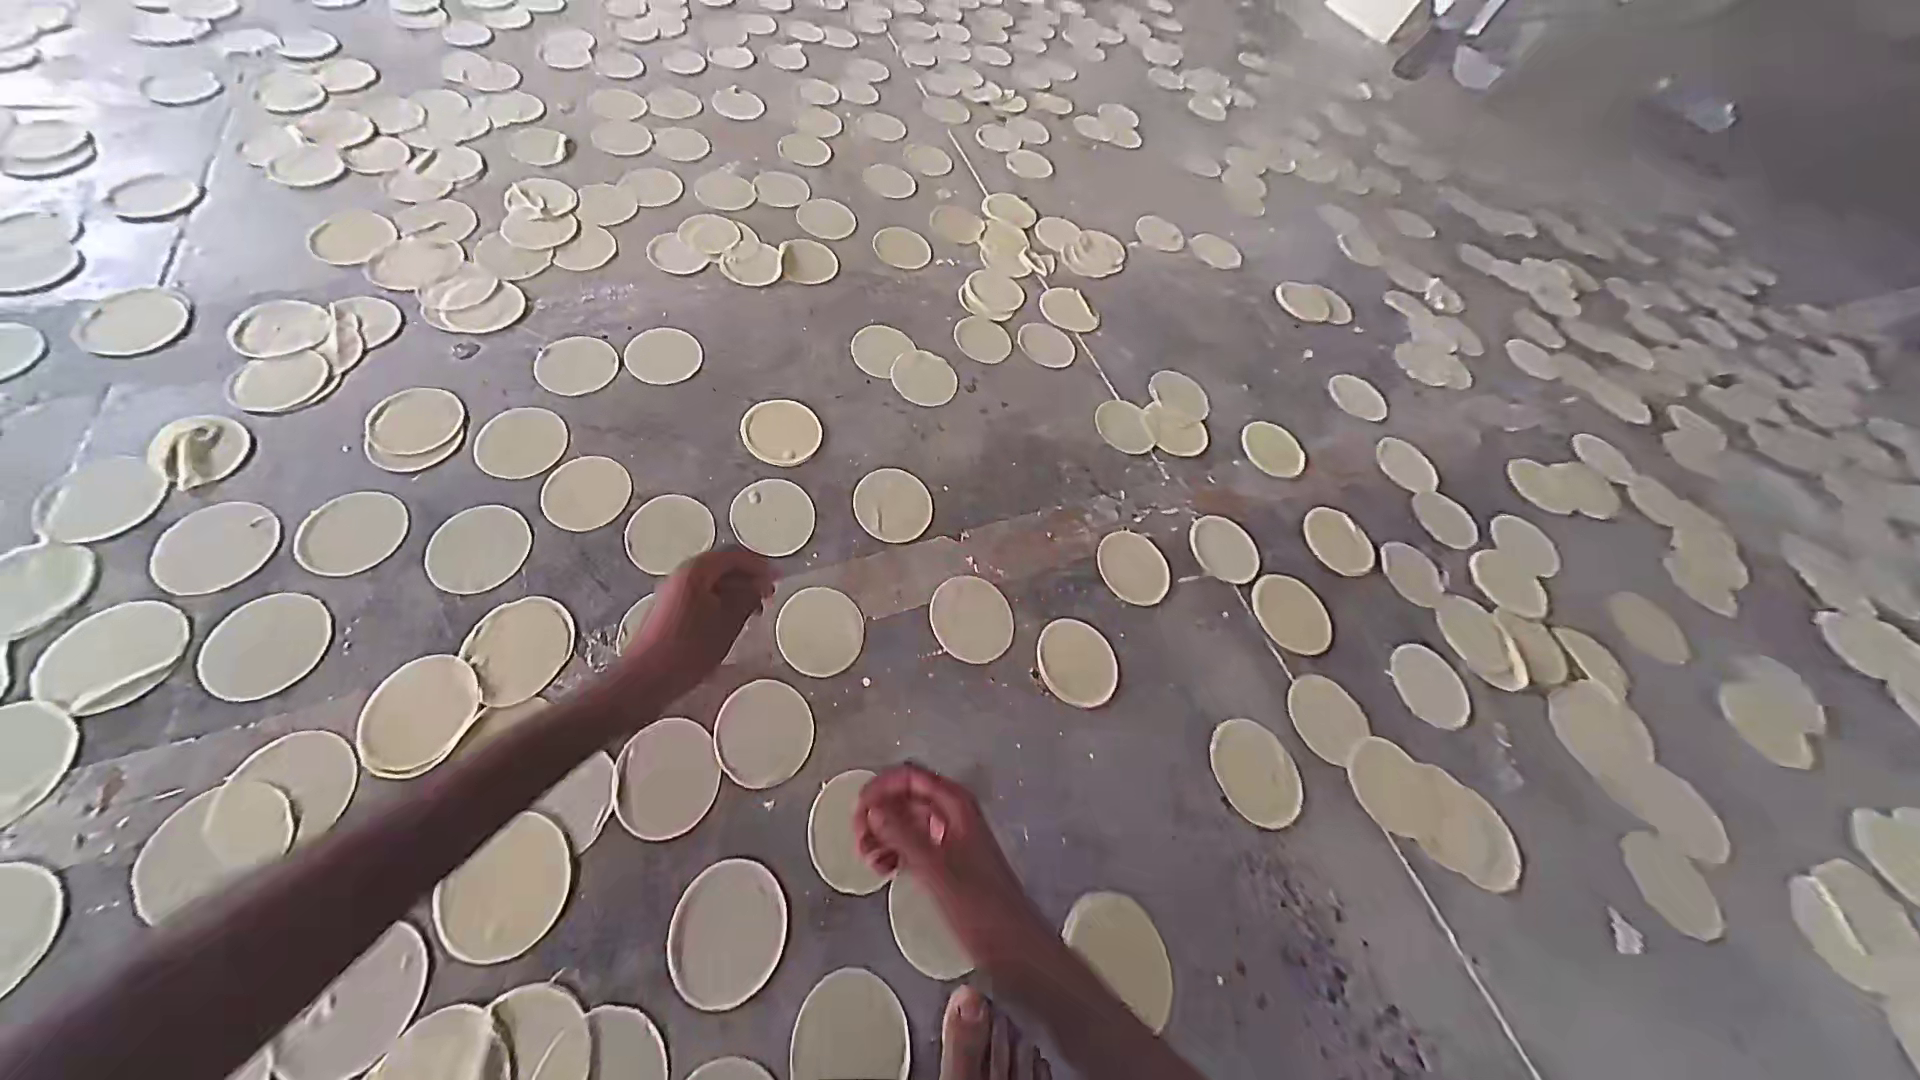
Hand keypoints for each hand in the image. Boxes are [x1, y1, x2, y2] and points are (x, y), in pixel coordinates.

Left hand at [624, 548, 774, 693]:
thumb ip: (749, 596)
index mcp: (696, 570)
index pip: (735, 556)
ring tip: (756, 610)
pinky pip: (703, 597)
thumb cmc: (689, 647)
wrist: (646, 679)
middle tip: (769, 595)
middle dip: (749, 579)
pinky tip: (734, 621)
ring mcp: (674, 593)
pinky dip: (722, 603)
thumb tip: (761, 583)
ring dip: (737, 592)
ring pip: (713, 583)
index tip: (779, 579)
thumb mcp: (729, 620)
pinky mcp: (670, 611)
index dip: (760, 566)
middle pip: (723, 567)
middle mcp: (682, 575)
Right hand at [856, 764, 1049, 971]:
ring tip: (867, 858)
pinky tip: (883, 868)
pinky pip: (913, 842)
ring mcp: (950, 835)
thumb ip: (903, 836)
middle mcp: (953, 813)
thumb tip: (873, 809)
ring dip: (883, 834)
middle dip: (878, 813)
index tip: (858, 810)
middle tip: (858, 838)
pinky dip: (895, 850)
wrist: (1014, 945)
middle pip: (906, 796)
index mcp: (956, 804)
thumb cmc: (981, 906)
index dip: (881, 788)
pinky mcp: (947, 858)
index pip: (911, 777)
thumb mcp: (936, 869)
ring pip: (907, 820)